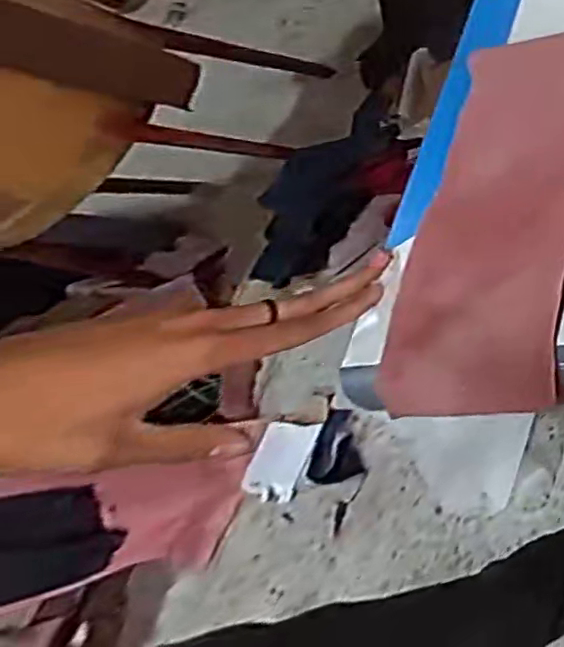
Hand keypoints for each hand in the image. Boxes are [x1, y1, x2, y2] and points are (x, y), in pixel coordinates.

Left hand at [0, 253, 387, 474]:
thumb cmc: (35, 424)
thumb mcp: (107, 448)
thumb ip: (185, 444)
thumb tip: (247, 445)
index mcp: (198, 352)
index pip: (286, 331)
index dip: (336, 312)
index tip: (377, 290)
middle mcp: (195, 326)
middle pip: (282, 304)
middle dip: (336, 285)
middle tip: (381, 262)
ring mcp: (168, 320)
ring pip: (252, 307)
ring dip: (299, 299)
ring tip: (336, 292)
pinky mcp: (144, 324)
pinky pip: (219, 315)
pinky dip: (257, 313)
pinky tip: (255, 322)